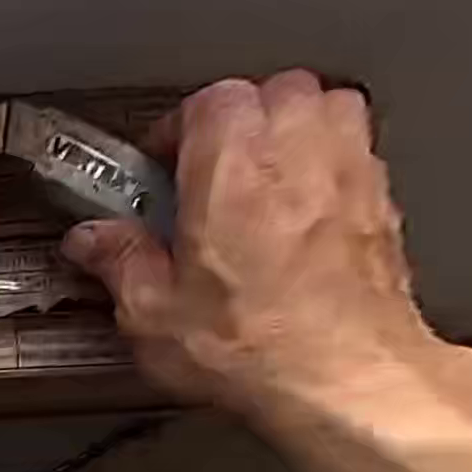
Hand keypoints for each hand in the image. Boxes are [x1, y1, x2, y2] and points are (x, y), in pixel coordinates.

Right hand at [61, 70, 444, 420]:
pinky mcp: (380, 206)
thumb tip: (90, 239)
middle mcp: (297, 157)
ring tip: (248, 183)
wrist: (339, 378)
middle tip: (198, 172)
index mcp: (231, 171)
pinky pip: (352, 154)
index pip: (206, 103)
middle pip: (270, 93)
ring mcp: (348, 175)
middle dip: (231, 123)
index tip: (153, 166)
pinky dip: (320, 167)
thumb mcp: (151, 312)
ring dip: (283, 133)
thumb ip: (118, 262)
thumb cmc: (251, 347)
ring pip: (322, 108)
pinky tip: (291, 216)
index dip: (174, 129)